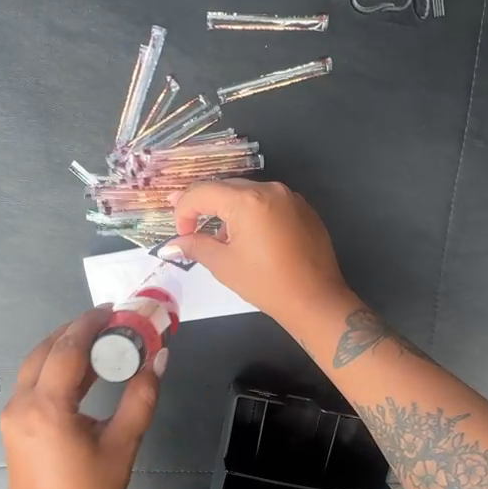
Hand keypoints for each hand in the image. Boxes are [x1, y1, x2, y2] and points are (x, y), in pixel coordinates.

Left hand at [1, 307, 160, 488]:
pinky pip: (33, 386)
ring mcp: (12, 417)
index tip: (115, 310)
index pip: (68, 348)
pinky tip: (83, 375)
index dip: (91, 324)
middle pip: (45, 350)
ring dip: (64, 349)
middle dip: (76, 331)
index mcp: (46, 406)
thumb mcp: (123, 445)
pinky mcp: (14, 429)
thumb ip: (140, 397)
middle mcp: (21, 404)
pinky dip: (56, 371)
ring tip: (99, 343)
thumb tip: (158, 359)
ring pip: (35, 366)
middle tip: (109, 322)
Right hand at [166, 179, 354, 325]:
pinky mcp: (304, 209)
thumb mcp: (224, 265)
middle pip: (226, 188)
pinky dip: (254, 214)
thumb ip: (196, 246)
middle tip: (191, 227)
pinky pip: (270, 203)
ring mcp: (290, 197)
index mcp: (247, 200)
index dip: (184, 210)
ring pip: (249, 194)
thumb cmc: (266, 284)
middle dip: (206, 207)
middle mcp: (270, 189)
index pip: (202, 192)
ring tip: (224, 239)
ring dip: (230, 211)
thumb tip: (172, 244)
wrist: (315, 299)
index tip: (182, 234)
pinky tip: (252, 240)